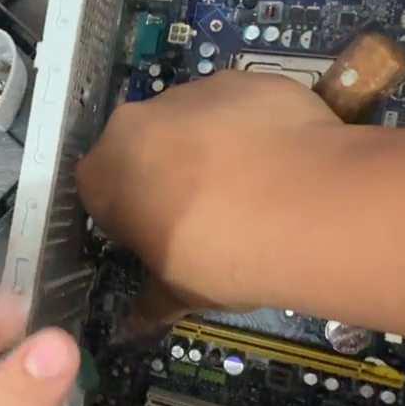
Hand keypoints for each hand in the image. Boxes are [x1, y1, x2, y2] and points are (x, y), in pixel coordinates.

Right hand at [77, 72, 346, 323]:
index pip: (103, 194)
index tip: (161, 236)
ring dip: (208, 147)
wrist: (303, 206)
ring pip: (188, 122)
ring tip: (254, 186)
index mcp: (101, 176)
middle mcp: (132, 125)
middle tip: (206, 212)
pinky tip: (281, 161)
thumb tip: (135, 325)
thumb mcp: (180, 291)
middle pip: (142, 148)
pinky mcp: (241, 80)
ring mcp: (188, 94)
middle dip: (166, 173)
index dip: (132, 216)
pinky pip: (237, 106)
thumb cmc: (217, 255)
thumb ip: (152, 301)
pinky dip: (251, 127)